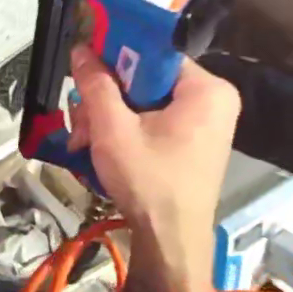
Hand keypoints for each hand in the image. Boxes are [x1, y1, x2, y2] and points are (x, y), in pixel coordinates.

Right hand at [68, 46, 239, 291]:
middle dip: (106, 97)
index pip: (154, 51)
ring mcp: (203, 122)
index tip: (85, 61)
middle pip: (145, 77)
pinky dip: (123, 129)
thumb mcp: (113, 129)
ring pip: (143, 100)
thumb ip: (96, 84)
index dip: (116, 53)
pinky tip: (99, 147)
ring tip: (85, 141)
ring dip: (107, 116)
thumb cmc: (149, 181)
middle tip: (81, 120)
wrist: (170, 242)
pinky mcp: (190, 141)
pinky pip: (151, 119)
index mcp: (206, 89)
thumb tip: (81, 48)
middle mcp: (211, 100)